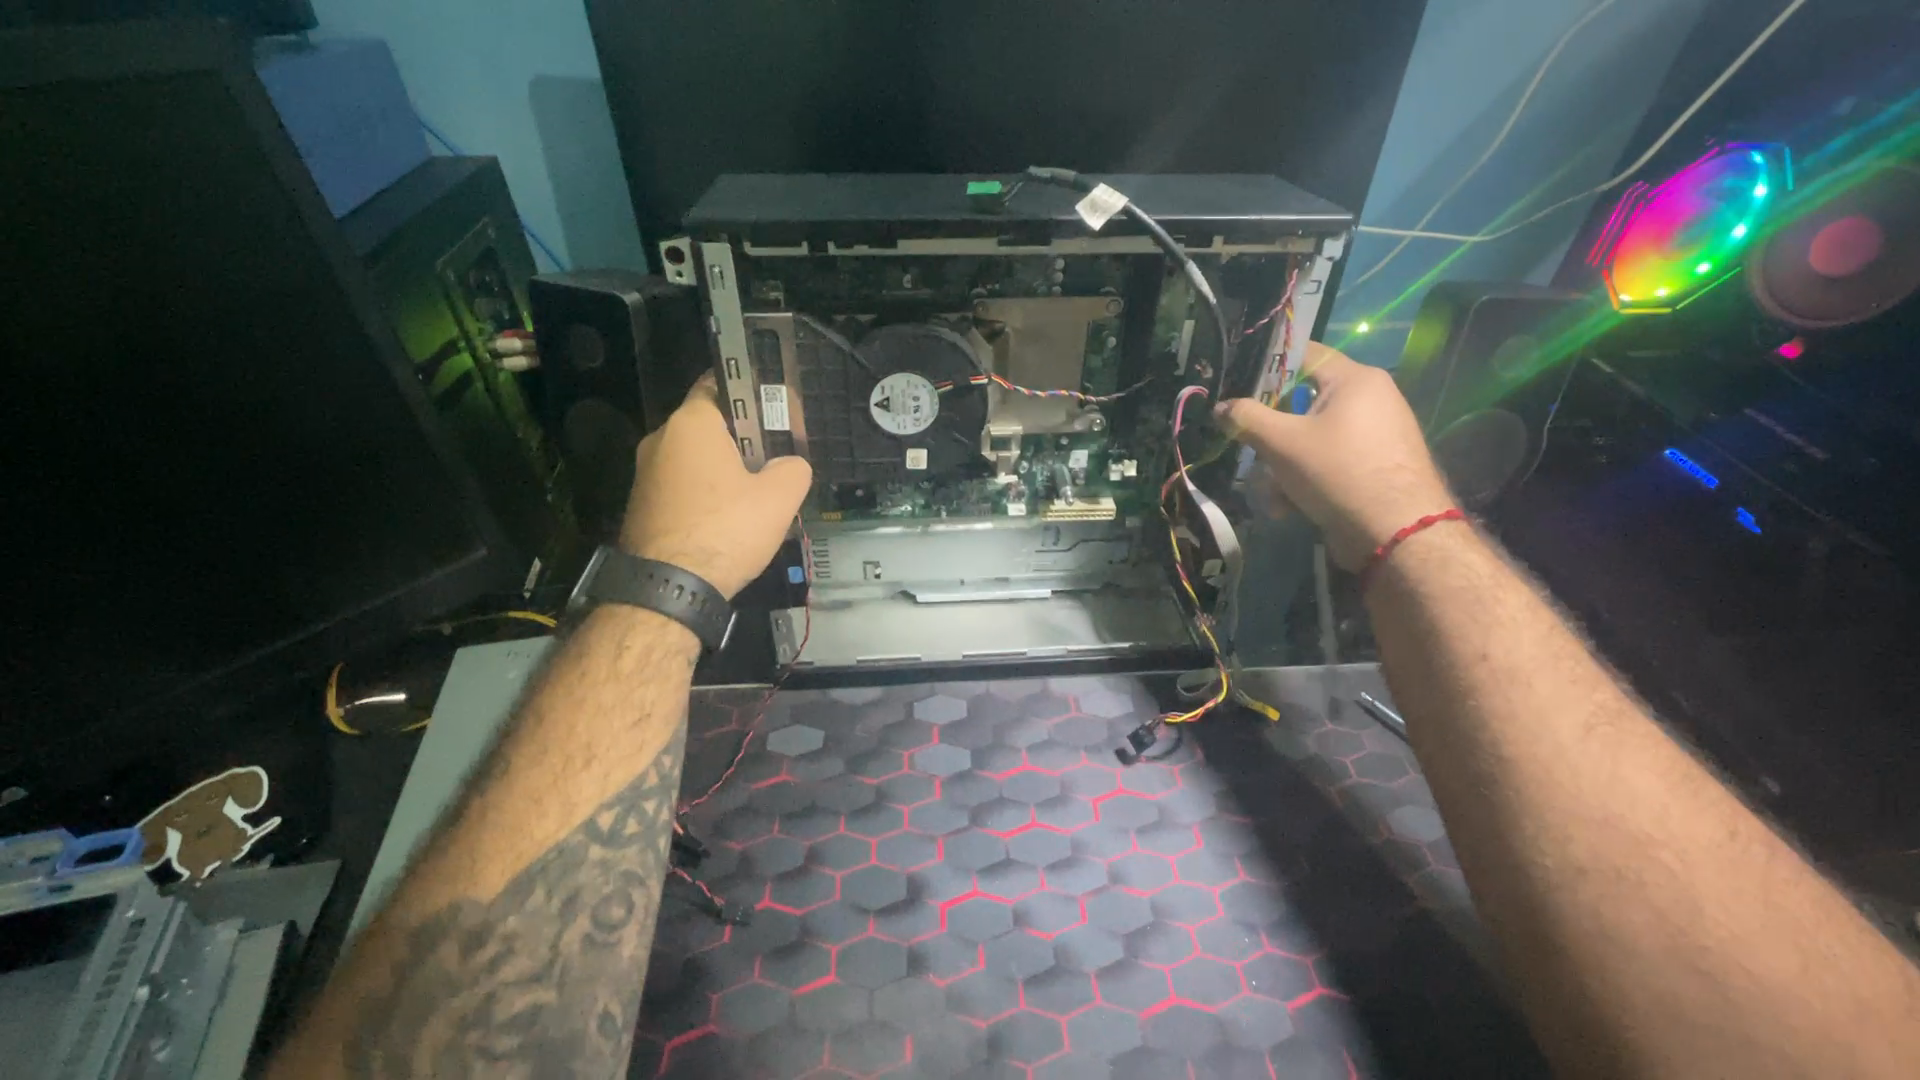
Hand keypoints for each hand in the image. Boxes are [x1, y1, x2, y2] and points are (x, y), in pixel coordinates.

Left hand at [619, 375, 812, 597]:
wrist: (669, 591)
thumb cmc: (725, 531)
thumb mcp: (779, 499)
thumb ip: (793, 469)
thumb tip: (789, 466)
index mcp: (690, 424)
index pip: (718, 384)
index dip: (751, 393)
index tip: (774, 411)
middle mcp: (660, 441)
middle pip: (708, 427)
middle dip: (741, 439)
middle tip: (774, 459)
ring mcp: (645, 476)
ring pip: (694, 461)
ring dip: (722, 471)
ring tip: (755, 496)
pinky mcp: (641, 508)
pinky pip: (680, 489)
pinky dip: (704, 496)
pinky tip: (727, 521)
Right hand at [1215, 342, 1453, 570]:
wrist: (1397, 534)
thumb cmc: (1338, 473)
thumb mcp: (1282, 443)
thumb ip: (1246, 418)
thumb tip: (1221, 407)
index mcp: (1355, 379)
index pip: (1304, 353)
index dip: (1266, 367)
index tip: (1236, 388)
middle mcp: (1370, 399)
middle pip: (1302, 403)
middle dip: (1271, 435)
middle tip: (1250, 453)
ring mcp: (1375, 434)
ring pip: (1311, 439)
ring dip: (1283, 467)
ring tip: (1272, 496)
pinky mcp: (1374, 465)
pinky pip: (1328, 461)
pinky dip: (1305, 480)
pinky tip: (1289, 508)